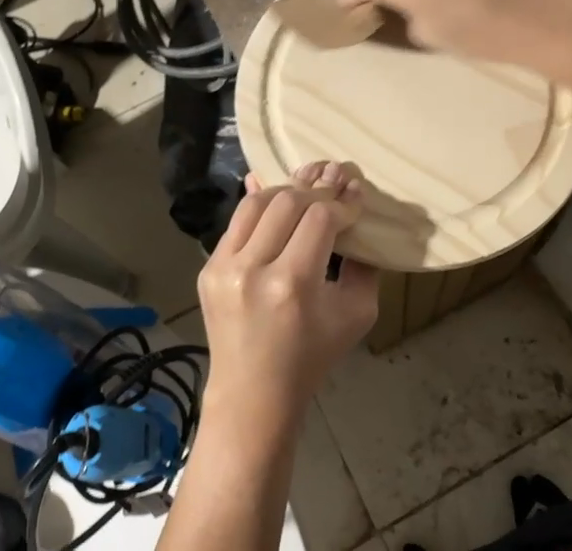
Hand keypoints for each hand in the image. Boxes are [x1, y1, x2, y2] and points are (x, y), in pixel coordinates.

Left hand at [199, 161, 379, 419]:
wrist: (254, 393)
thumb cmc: (311, 357)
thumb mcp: (356, 315)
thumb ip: (363, 265)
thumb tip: (355, 218)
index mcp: (291, 285)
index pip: (320, 219)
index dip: (342, 202)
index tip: (357, 194)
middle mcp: (252, 269)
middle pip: (287, 202)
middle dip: (317, 188)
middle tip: (337, 178)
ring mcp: (223, 267)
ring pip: (256, 203)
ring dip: (287, 190)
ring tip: (309, 186)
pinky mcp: (208, 269)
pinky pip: (236, 223)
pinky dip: (260, 207)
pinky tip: (279, 195)